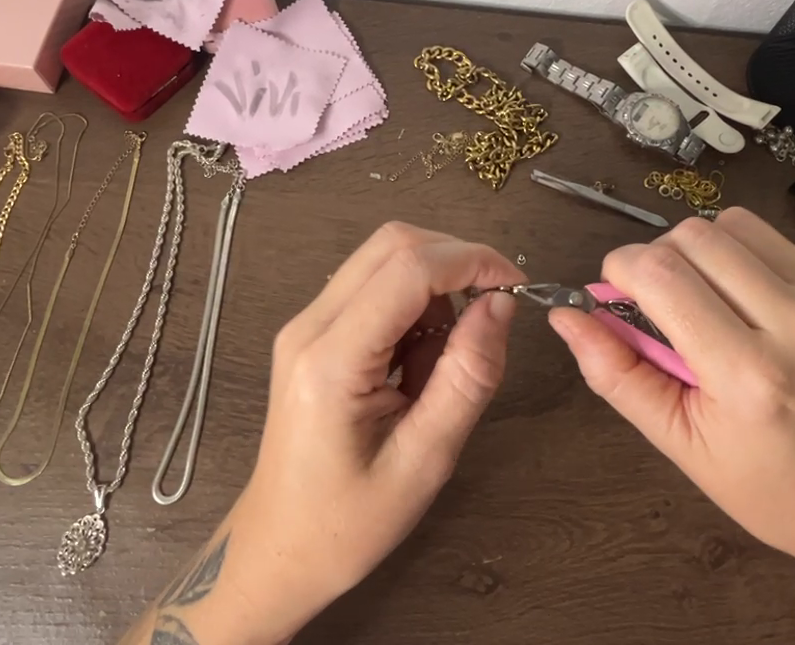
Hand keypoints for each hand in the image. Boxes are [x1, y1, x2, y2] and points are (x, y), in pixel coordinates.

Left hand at [147, 223, 522, 644]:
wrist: (277, 550)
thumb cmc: (348, 524)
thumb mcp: (425, 461)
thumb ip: (467, 377)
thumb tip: (502, 304)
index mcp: (332, 360)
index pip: (408, 268)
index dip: (472, 261)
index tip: (517, 287)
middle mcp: (310, 324)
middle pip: (393, 244)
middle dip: (455, 262)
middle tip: (491, 313)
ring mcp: (306, 323)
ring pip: (384, 257)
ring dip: (434, 288)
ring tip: (441, 362)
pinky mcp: (312, 330)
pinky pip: (373, 285)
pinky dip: (414, 303)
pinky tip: (417, 362)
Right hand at [548, 208, 794, 576]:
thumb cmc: (767, 485)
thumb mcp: (679, 443)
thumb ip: (615, 374)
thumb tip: (566, 315)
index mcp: (751, 376)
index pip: (662, 274)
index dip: (621, 268)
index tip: (617, 291)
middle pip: (696, 236)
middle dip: (660, 258)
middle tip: (665, 303)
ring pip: (736, 224)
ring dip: (705, 252)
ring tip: (713, 303)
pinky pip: (777, 242)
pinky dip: (750, 263)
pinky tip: (759, 310)